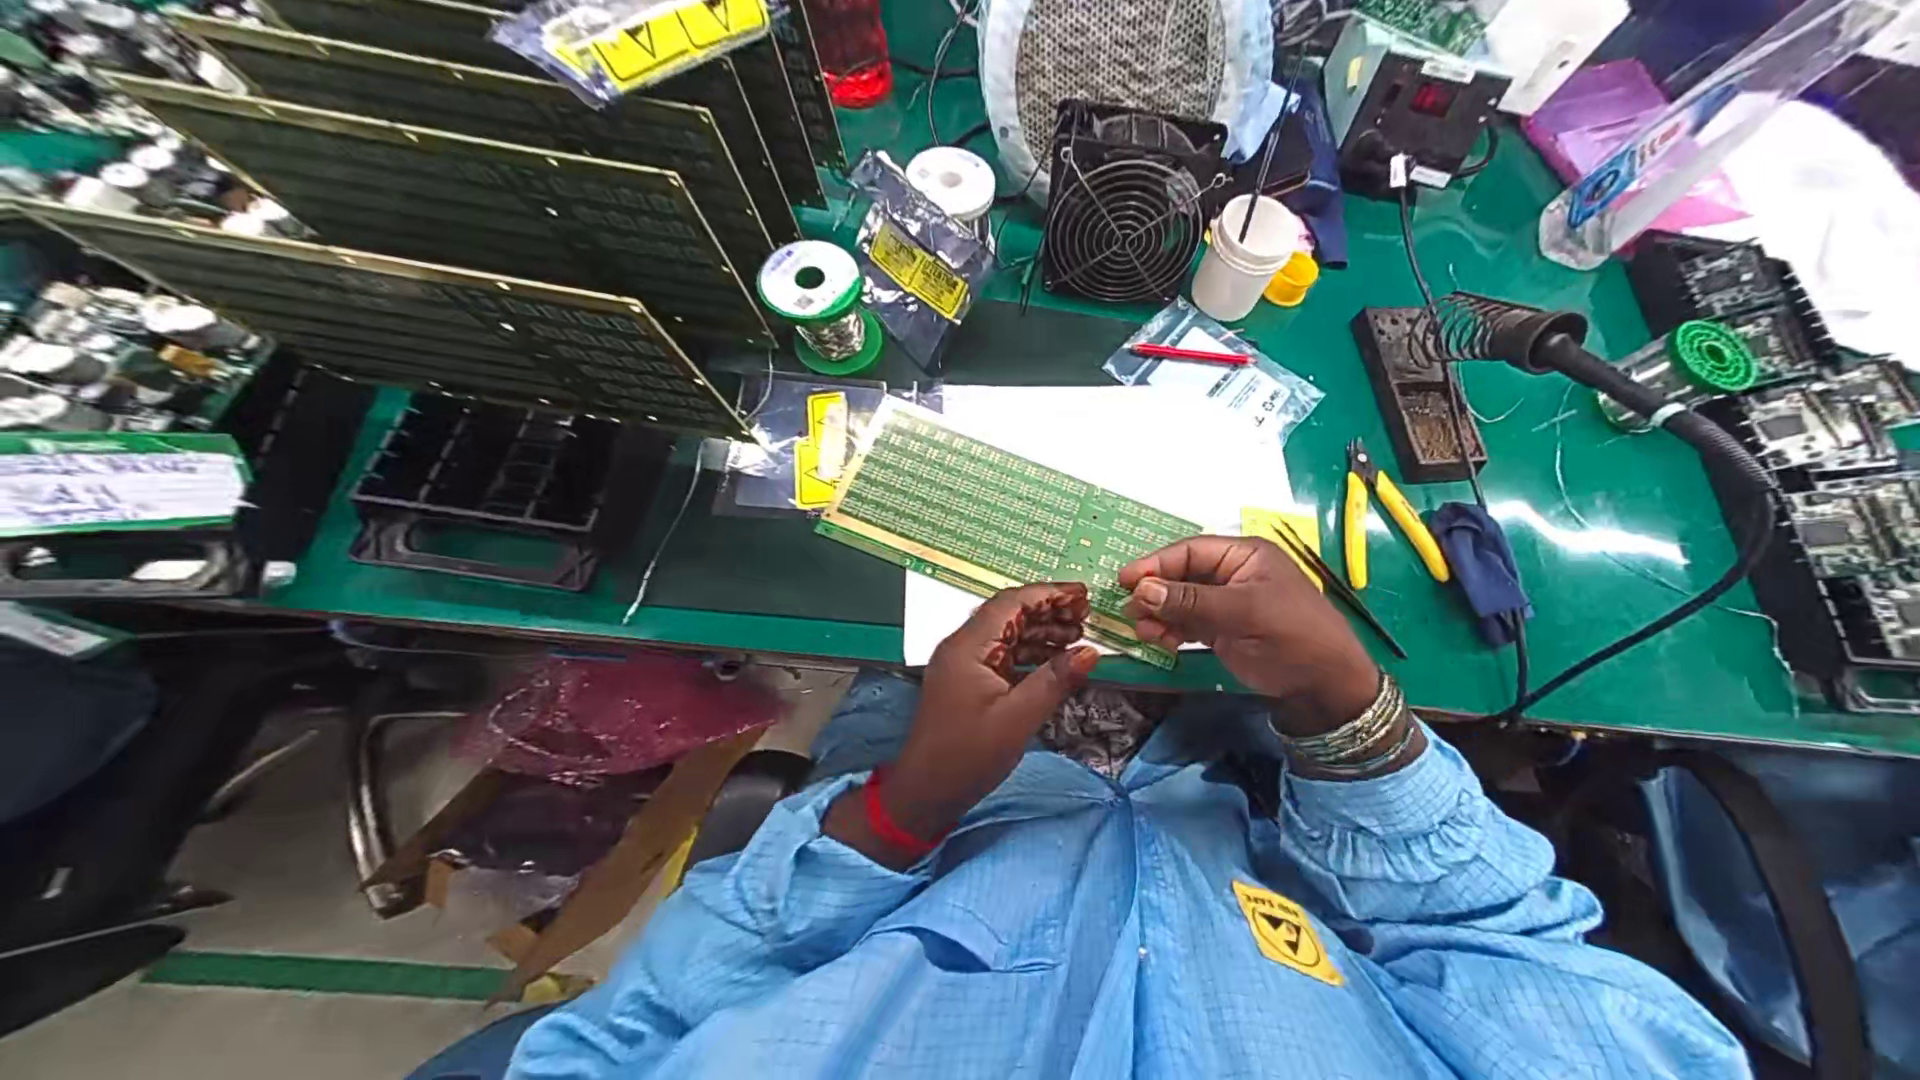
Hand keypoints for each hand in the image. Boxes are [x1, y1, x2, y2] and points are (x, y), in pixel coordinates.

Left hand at [825, 584, 1097, 866]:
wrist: (925, 792)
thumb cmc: (966, 756)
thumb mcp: (1017, 719)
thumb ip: (1054, 680)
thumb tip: (1090, 652)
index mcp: (967, 647)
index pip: (1010, 603)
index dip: (1048, 594)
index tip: (1082, 594)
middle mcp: (963, 647)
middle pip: (1008, 614)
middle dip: (1048, 610)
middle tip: (1085, 614)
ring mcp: (964, 664)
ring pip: (1007, 634)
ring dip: (1041, 632)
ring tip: (1078, 635)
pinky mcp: (969, 682)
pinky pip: (1003, 655)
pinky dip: (1031, 653)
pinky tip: (1056, 660)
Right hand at [1119, 536, 1379, 734]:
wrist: (1325, 685)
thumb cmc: (1292, 635)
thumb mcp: (1243, 612)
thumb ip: (1191, 600)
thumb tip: (1143, 590)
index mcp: (1243, 555)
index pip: (1190, 551)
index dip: (1156, 564)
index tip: (1126, 579)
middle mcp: (1230, 574)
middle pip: (1180, 576)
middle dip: (1154, 592)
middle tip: (1130, 610)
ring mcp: (1224, 603)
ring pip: (1178, 601)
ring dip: (1158, 615)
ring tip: (1142, 630)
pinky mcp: (1220, 628)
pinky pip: (1185, 623)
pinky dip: (1169, 631)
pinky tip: (1158, 641)